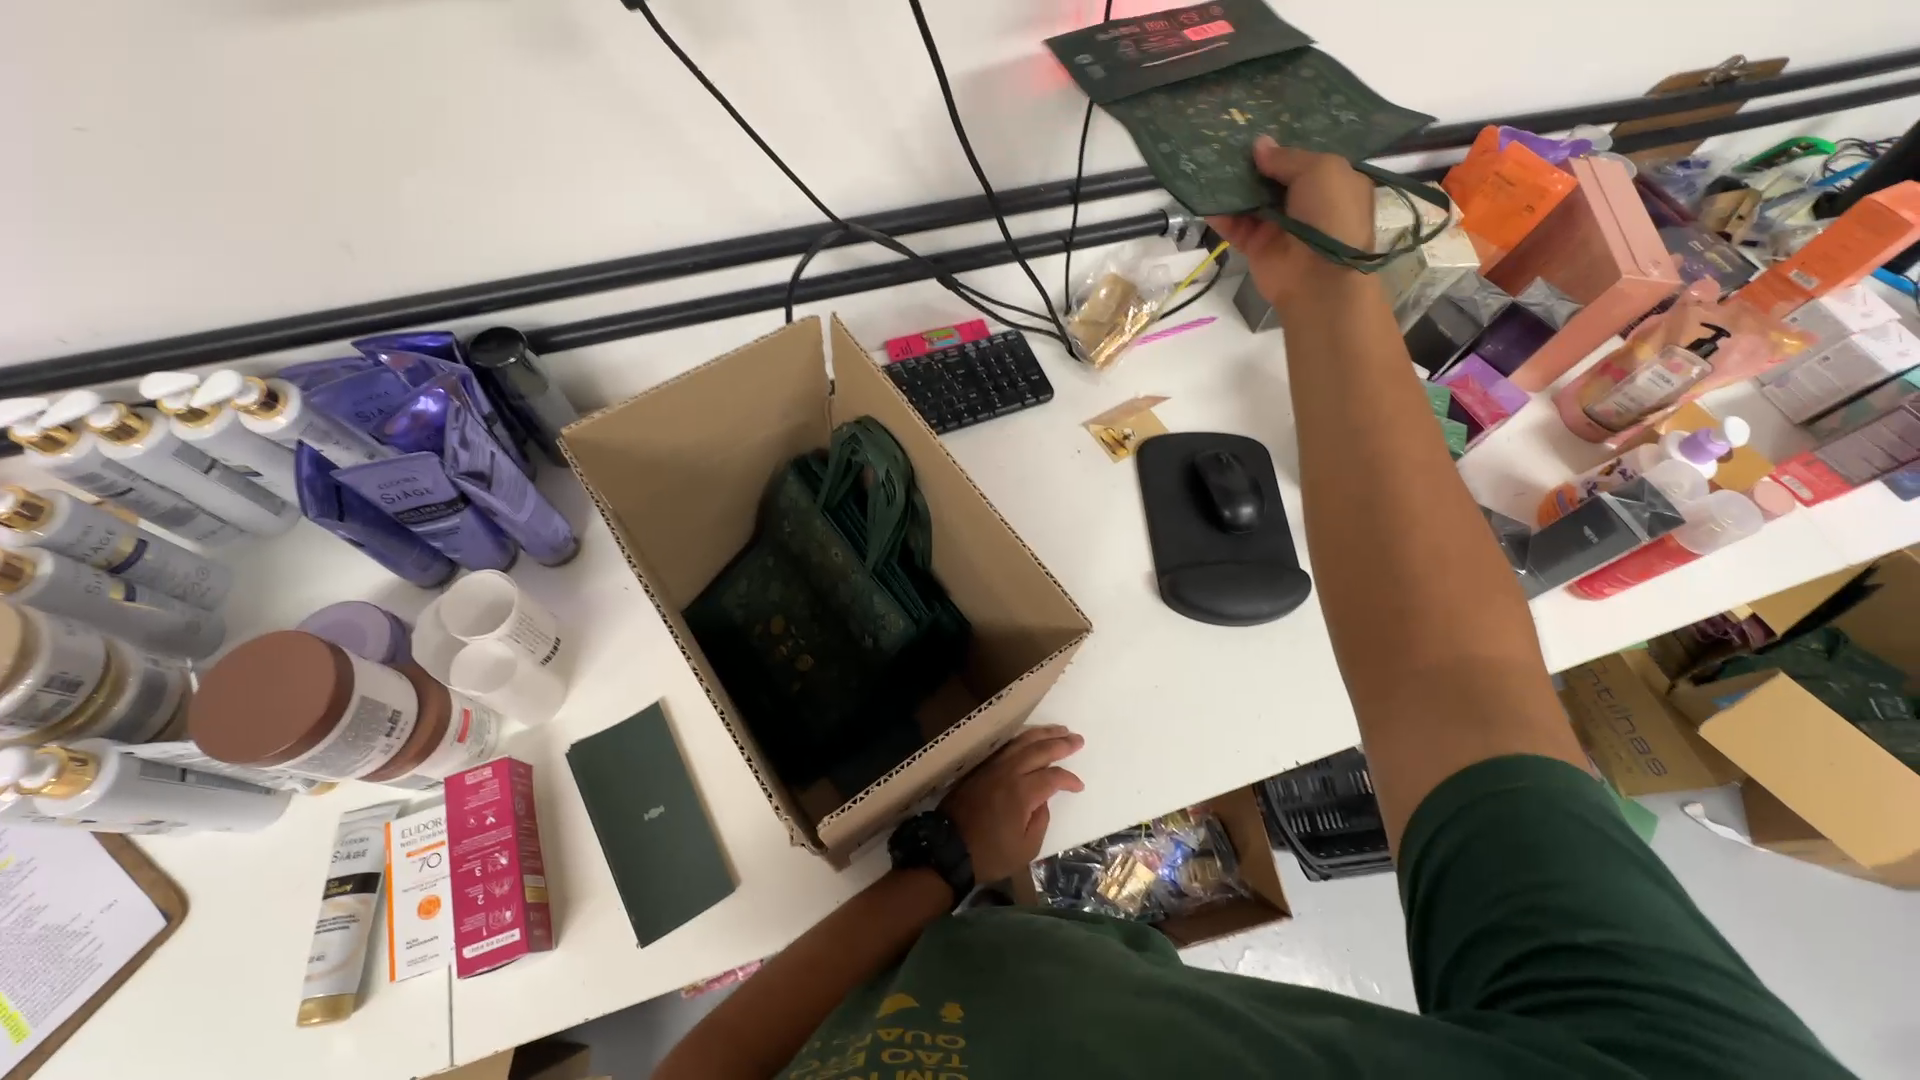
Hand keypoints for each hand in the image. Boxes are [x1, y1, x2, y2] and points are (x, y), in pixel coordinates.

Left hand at [939, 725, 1084, 881]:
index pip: (1052, 777)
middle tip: (1078, 739)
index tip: (1078, 786)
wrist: (948, 849)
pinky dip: (1021, 739)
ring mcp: (991, 767)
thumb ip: (1041, 820)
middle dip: (1061, 743)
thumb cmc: (989, 854)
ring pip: (1020, 742)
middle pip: (1038, 749)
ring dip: (1042, 734)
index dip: (1069, 780)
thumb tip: (1043, 800)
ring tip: (1059, 730)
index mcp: (1021, 792)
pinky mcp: (979, 768)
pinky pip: (1005, 747)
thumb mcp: (1026, 848)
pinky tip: (1028, 739)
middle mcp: (1008, 773)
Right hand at [1205, 136, 1375, 317]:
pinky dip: (1219, 213)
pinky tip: (1203, 196)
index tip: (1258, 122)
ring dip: (1230, 184)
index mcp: (1330, 181)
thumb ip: (1286, 157)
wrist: (1319, 277)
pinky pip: (1233, 225)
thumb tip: (1258, 145)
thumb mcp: (1320, 170)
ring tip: (1207, 160)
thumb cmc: (1331, 214)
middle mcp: (1304, 201)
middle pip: (1271, 176)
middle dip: (1251, 160)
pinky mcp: (1255, 245)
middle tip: (1224, 137)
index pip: (1302, 157)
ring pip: (1249, 198)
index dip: (1282, 142)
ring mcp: (1277, 224)